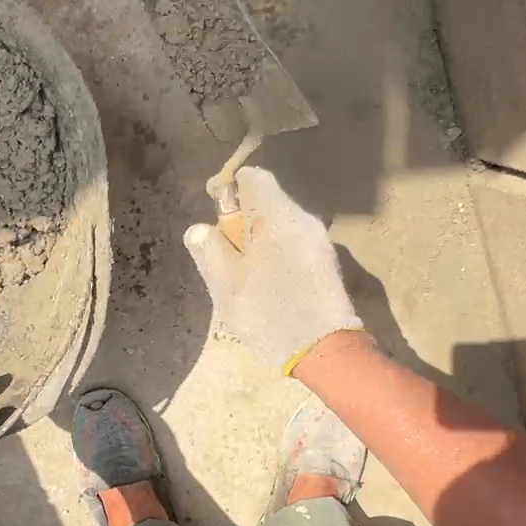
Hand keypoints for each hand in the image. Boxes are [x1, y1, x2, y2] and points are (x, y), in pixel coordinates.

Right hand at [183, 167, 363, 374]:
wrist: (323, 349)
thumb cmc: (268, 312)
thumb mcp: (225, 284)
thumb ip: (209, 250)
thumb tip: (199, 229)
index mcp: (276, 216)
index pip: (253, 177)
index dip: (229, 188)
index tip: (215, 214)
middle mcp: (303, 219)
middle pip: (268, 200)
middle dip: (243, 218)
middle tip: (226, 251)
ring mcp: (319, 240)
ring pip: (282, 223)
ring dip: (259, 237)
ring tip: (244, 271)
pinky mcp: (327, 261)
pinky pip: (295, 242)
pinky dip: (277, 250)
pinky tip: (268, 281)